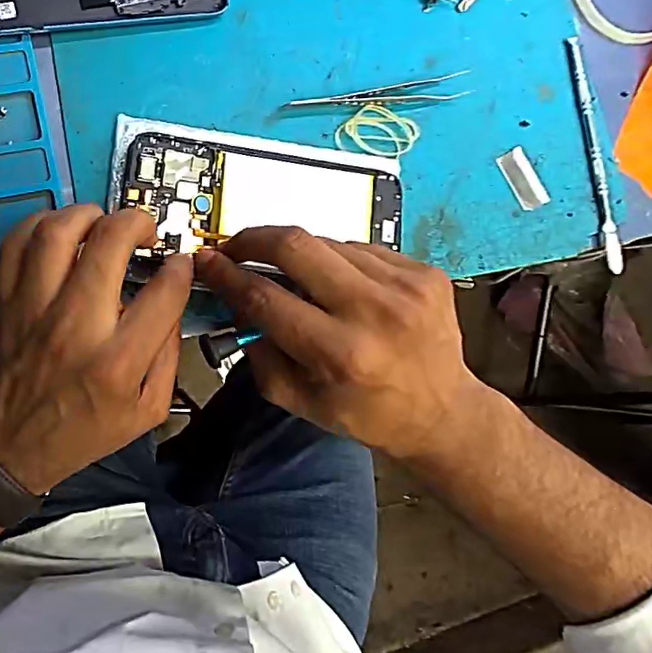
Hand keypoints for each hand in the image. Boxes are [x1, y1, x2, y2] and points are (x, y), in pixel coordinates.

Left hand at [0, 204, 192, 494]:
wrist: (9, 449)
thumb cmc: (81, 431)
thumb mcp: (146, 411)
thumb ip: (169, 354)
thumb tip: (171, 299)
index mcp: (117, 362)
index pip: (163, 291)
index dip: (179, 267)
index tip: (177, 263)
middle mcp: (74, 328)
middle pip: (110, 243)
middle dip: (137, 222)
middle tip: (142, 230)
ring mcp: (32, 310)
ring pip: (57, 232)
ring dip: (87, 214)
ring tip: (100, 223)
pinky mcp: (3, 303)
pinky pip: (16, 244)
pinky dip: (40, 225)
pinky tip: (59, 233)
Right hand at [194, 228, 487, 461]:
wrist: (443, 413)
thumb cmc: (366, 412)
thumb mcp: (297, 399)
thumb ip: (257, 350)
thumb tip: (234, 298)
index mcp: (339, 354)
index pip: (265, 297)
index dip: (227, 275)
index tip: (208, 261)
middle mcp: (375, 314)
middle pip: (295, 246)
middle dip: (253, 239)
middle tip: (237, 247)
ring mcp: (405, 287)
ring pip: (326, 242)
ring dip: (298, 254)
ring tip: (296, 276)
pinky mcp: (423, 272)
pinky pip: (359, 247)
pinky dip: (336, 260)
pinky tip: (339, 284)